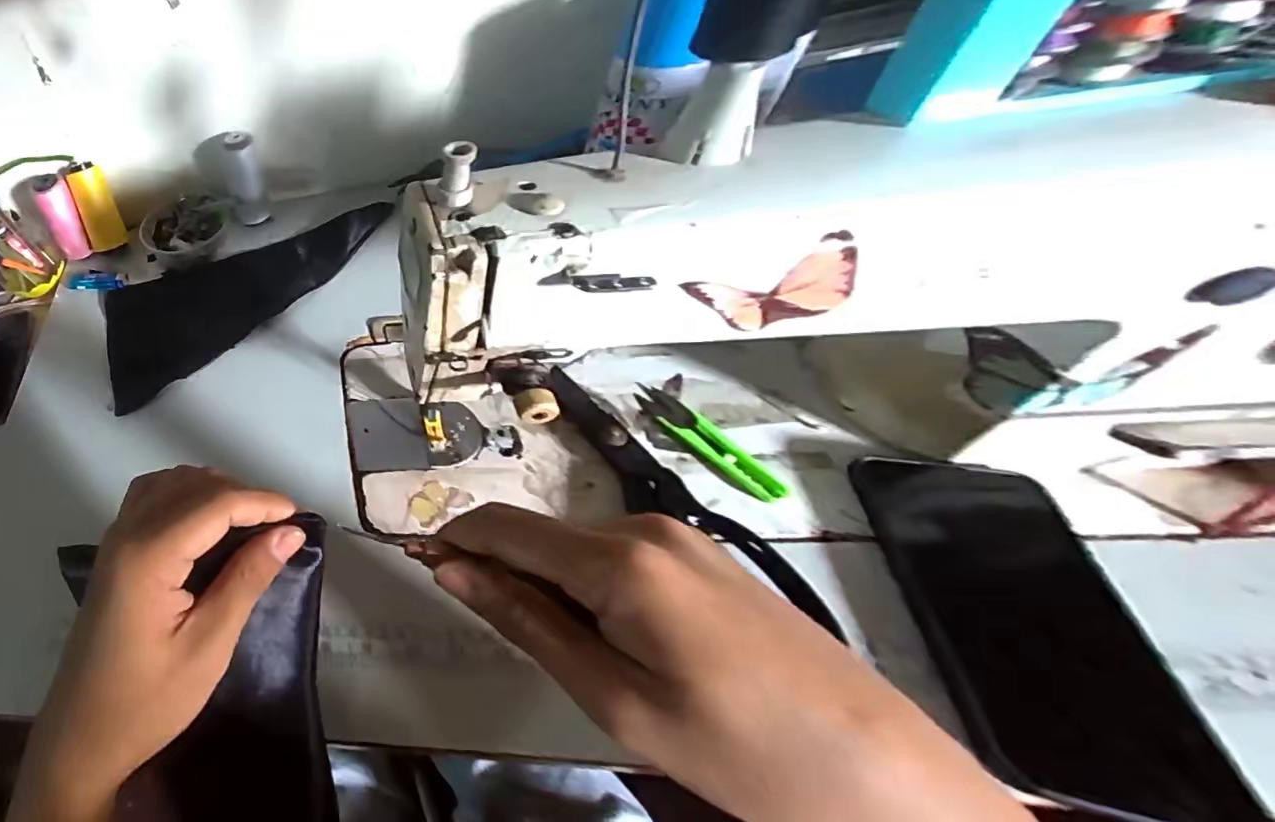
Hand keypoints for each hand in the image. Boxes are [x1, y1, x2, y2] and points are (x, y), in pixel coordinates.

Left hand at [7, 466, 304, 821]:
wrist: (81, 738)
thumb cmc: (148, 702)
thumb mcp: (208, 647)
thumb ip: (247, 580)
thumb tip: (290, 532)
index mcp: (148, 556)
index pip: (214, 503)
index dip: (260, 502)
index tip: (297, 516)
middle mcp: (128, 531)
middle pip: (194, 484)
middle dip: (242, 494)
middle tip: (278, 526)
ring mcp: (116, 536)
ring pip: (173, 481)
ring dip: (214, 490)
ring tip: (249, 522)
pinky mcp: (114, 547)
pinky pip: (153, 494)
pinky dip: (187, 493)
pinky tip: (205, 520)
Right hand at [432, 505, 1032, 821]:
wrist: (887, 777)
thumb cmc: (740, 753)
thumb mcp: (615, 698)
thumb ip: (526, 621)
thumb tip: (451, 569)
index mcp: (619, 559)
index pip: (507, 527)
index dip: (455, 538)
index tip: (416, 556)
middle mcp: (643, 526)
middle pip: (541, 537)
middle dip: (503, 571)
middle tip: (502, 637)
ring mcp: (677, 535)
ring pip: (577, 546)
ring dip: (548, 583)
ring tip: (575, 657)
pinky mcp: (699, 552)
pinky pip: (617, 555)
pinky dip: (588, 585)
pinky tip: (614, 639)